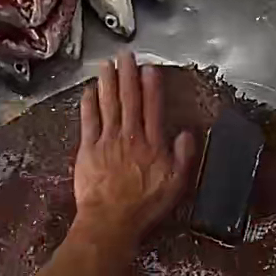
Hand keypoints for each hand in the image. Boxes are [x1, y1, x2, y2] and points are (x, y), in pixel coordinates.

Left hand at [71, 53, 197, 250]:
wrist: (111, 220)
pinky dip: (89, 104)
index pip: (153, 107)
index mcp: (153, 143)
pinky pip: (88, 121)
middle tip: (126, 55)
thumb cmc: (145, 206)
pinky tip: (89, 91)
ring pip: (108, 104)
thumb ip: (184, 157)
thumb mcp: (177, 184)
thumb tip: (187, 134)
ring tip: (107, 64)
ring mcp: (107, 141)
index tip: (150, 68)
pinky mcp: (88, 150)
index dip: (152, 86)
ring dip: (108, 82)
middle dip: (128, 75)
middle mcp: (130, 136)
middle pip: (129, 99)